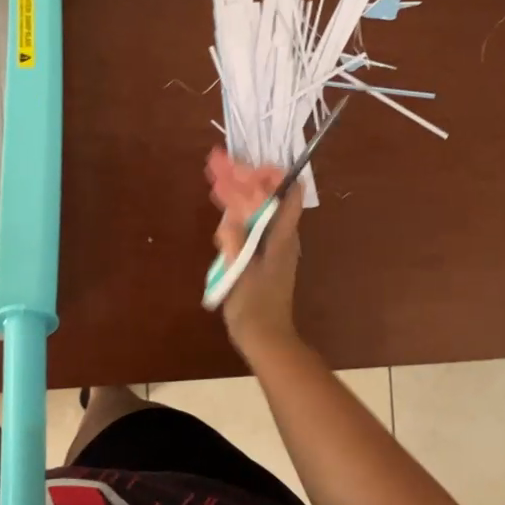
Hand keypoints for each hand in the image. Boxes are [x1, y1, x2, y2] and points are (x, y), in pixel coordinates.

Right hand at [206, 147, 304, 352]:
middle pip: (269, 199)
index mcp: (281, 238)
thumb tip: (230, 216)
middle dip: (246, 180)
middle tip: (219, 166)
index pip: (288, 196)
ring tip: (216, 180)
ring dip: (240, 196)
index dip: (272, 175)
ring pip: (259, 212)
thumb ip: (234, 243)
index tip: (249, 165)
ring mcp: (274, 248)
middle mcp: (282, 238)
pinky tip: (223, 215)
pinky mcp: (265, 258)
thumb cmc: (255, 308)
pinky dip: (238, 216)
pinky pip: (253, 227)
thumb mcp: (240, 274)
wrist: (267, 340)